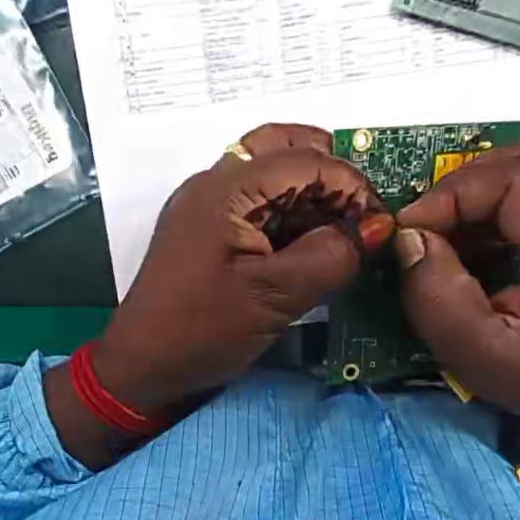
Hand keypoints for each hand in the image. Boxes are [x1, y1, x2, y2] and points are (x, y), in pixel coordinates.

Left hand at [47, 125, 392, 467]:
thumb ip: (331, 257)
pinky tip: (311, 249)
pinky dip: (288, 221)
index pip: (305, 159)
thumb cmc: (198, 333)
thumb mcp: (274, 298)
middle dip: (329, 177)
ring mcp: (206, 210)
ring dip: (310, 199)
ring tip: (342, 237)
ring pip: (270, 178)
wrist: (140, 369)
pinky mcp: (206, 236)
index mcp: (225, 189)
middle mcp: (212, 186)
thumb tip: (373, 230)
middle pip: (283, 150)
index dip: (351, 186)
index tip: (378, 225)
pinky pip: (255, 210)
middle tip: (359, 218)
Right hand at [394, 135, 519, 462]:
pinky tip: (486, 231)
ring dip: (486, 186)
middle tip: (425, 231)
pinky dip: (509, 191)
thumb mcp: (479, 360)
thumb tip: (408, 237)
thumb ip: (438, 299)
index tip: (407, 231)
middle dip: (465, 186)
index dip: (454, 194)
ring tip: (452, 229)